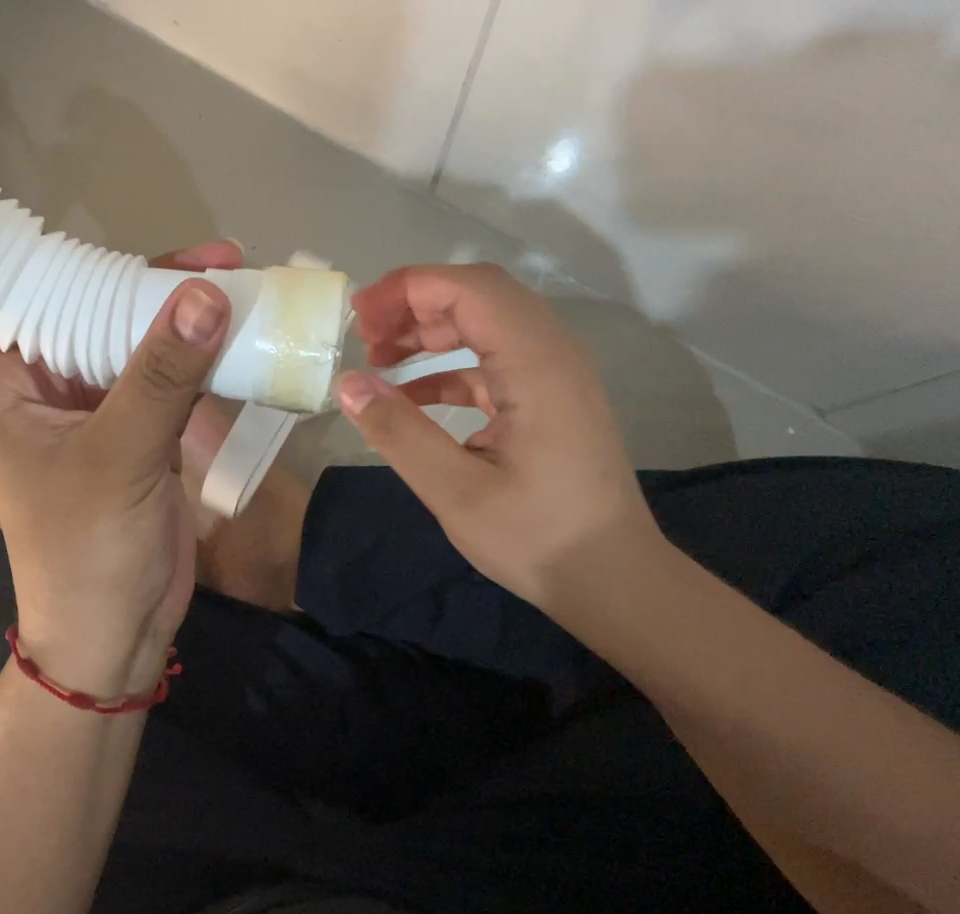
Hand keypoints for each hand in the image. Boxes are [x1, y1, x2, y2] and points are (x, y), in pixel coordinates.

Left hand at [0, 242, 240, 698]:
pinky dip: (199, 360)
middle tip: (211, 257)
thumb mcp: (119, 457)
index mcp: (12, 389)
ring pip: (135, 346)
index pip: (10, 300)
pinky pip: (167, 383)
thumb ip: (160, 376)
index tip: (93, 226)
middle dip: (143, 283)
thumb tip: (205, 293)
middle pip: (88, 313)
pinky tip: (237, 335)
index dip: (40, 258)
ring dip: (179, 319)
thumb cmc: (89, 551)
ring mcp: (100, 416)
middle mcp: (50, 392)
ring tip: (238, 280)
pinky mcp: (142, 439)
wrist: (116, 634)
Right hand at [336, 263, 662, 604]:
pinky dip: (451, 369)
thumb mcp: (455, 491)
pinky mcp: (552, 402)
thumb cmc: (535, 538)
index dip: (409, 288)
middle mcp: (554, 355)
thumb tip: (347, 383)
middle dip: (416, 306)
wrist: (611, 578)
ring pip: (489, 327)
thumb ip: (399, 432)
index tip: (358, 316)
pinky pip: (496, 364)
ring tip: (379, 361)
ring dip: (432, 334)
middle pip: (481, 298)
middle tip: (362, 338)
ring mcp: (558, 377)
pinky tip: (411, 397)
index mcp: (537, 365)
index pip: (471, 290)